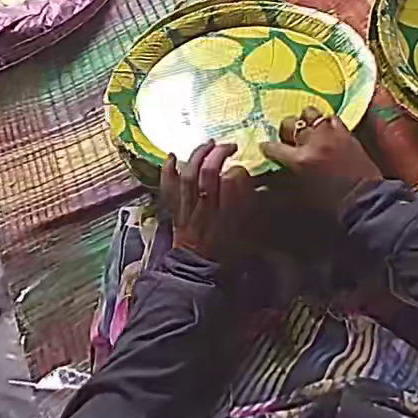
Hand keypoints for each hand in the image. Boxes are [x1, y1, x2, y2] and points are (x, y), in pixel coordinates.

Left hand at [162, 140, 256, 263]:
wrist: (198, 272)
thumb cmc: (227, 253)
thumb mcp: (247, 233)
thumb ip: (250, 207)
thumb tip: (250, 181)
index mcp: (228, 216)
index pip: (231, 182)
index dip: (237, 170)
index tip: (241, 169)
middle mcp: (207, 209)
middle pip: (208, 173)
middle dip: (218, 154)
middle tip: (228, 146)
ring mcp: (189, 209)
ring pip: (189, 176)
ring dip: (198, 155)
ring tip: (208, 144)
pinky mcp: (176, 211)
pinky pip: (168, 189)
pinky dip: (167, 171)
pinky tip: (172, 156)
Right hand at [261, 106, 383, 218]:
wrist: (364, 200)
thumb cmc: (331, 204)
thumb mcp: (302, 196)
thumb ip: (283, 184)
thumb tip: (267, 182)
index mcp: (299, 160)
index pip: (273, 148)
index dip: (266, 148)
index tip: (265, 148)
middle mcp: (312, 142)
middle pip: (290, 124)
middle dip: (286, 131)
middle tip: (288, 140)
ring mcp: (330, 134)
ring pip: (310, 113)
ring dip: (306, 121)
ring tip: (307, 130)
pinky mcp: (345, 132)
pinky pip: (331, 118)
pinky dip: (325, 122)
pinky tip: (325, 130)